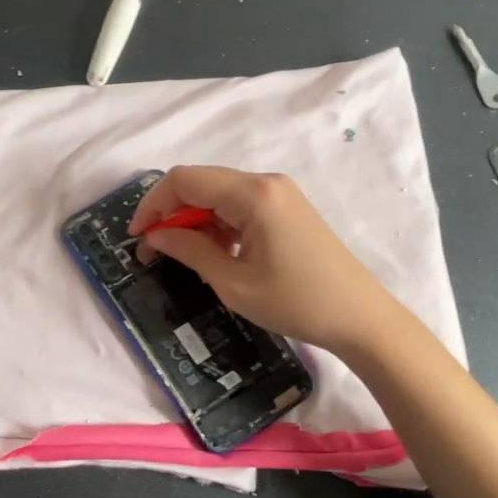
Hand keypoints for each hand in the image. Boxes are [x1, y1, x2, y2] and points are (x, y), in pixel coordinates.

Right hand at [129, 166, 400, 354]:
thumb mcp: (233, 283)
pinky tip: (213, 254)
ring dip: (193, 219)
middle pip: (200, 182)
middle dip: (170, 212)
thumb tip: (156, 236)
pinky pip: (238, 205)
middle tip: (154, 251)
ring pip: (217, 194)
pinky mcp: (286, 208)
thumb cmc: (296, 302)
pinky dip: (217, 224)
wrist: (359, 316)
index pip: (184, 180)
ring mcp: (279, 194)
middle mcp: (265, 183)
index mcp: (253, 195)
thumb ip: (190, 251)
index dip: (153, 205)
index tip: (138, 238)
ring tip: (182, 257)